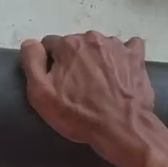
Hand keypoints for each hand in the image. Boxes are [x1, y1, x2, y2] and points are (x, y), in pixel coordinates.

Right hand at [20, 32, 160, 164]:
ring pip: (99, 47)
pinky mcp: (136, 56)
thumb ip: (31, 62)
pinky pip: (128, 47)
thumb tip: (30, 42)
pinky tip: (121, 71)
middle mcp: (92, 37)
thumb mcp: (41, 94)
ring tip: (100, 84)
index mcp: (67, 44)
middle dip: (74, 61)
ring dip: (96, 59)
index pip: (50, 45)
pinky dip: (123, 56)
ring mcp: (117, 45)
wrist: (121, 129)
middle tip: (77, 87)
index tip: (56, 83)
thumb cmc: (78, 115)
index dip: (50, 64)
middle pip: (75, 44)